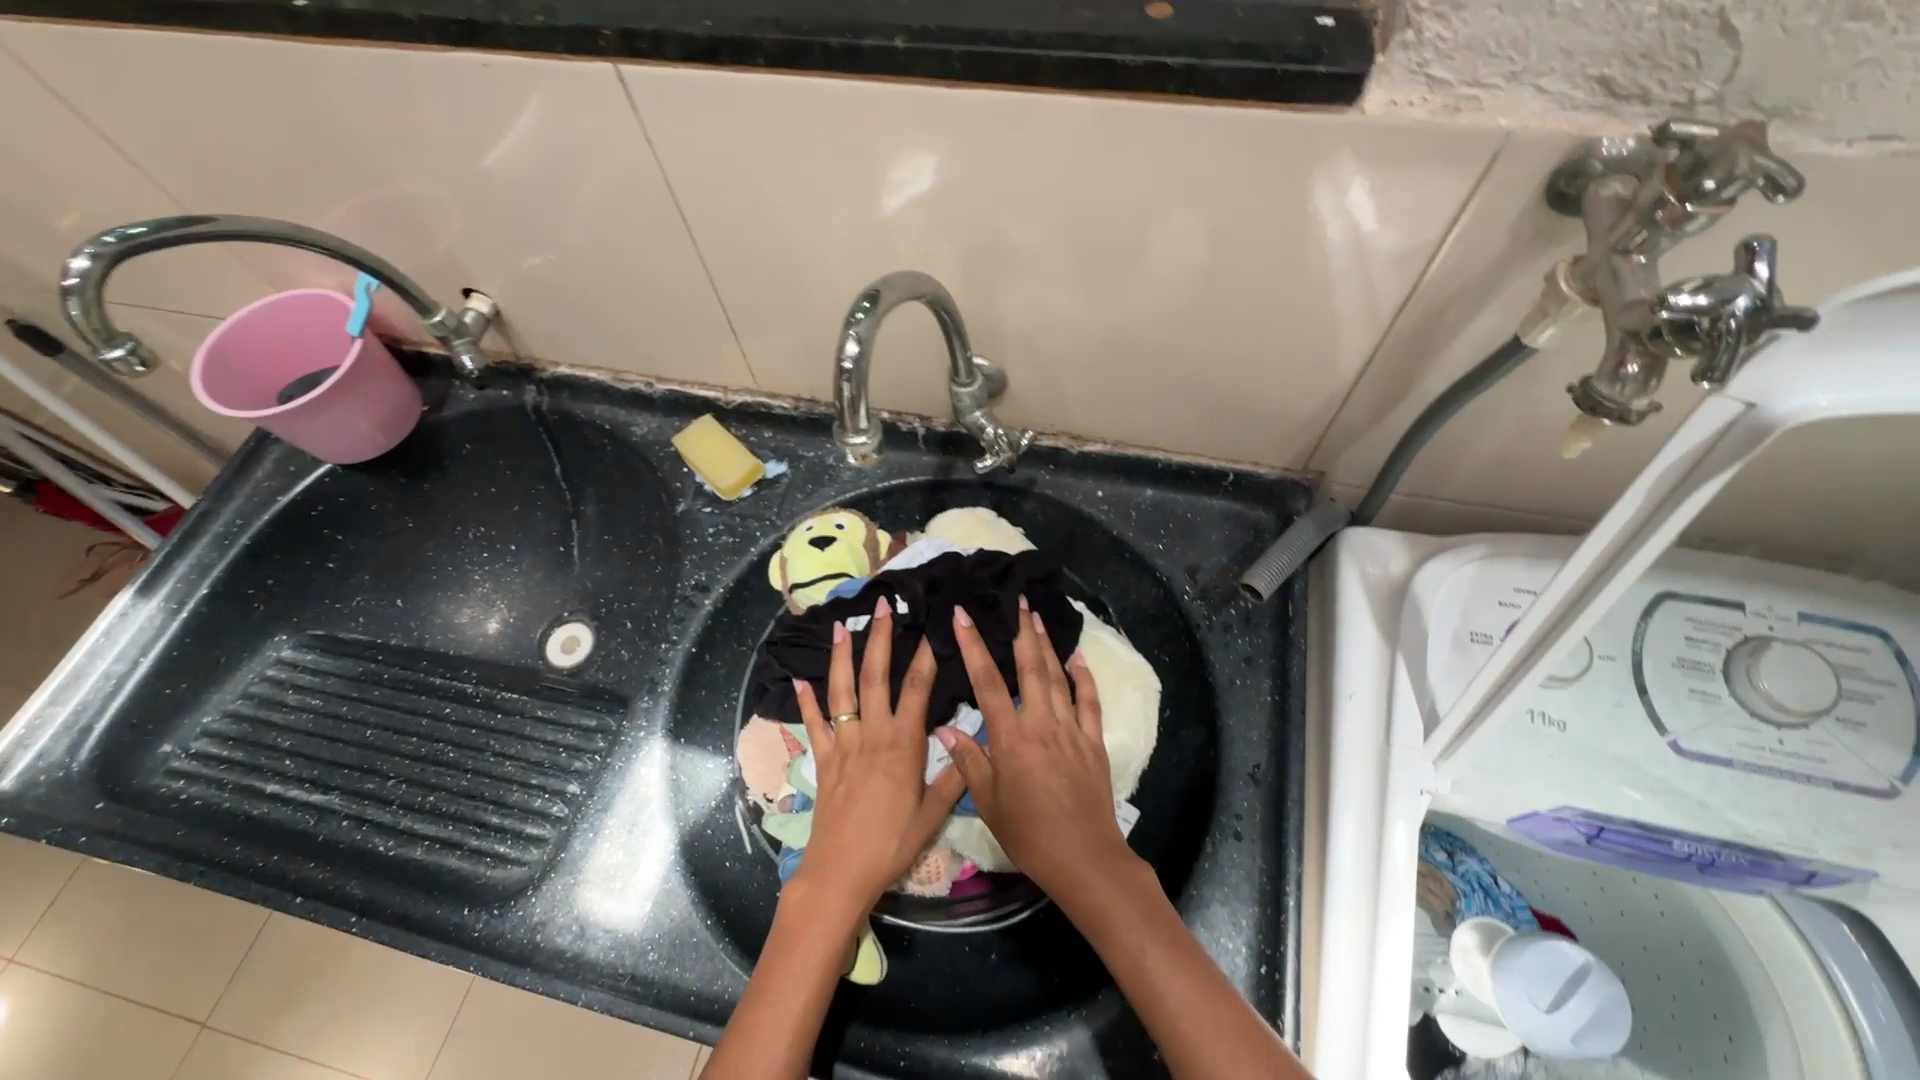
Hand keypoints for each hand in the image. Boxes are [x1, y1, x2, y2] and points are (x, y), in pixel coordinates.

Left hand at [790, 596, 966, 909]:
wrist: (841, 871)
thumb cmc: (892, 844)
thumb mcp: (932, 815)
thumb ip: (952, 778)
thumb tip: (969, 742)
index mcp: (903, 745)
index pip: (918, 690)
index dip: (925, 657)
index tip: (931, 628)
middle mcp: (872, 736)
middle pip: (875, 678)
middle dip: (880, 639)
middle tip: (882, 606)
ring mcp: (843, 746)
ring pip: (841, 693)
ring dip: (841, 658)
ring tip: (841, 627)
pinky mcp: (822, 762)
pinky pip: (814, 726)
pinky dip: (806, 703)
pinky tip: (800, 681)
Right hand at [937, 598, 1138, 896]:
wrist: (1084, 858)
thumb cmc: (1029, 835)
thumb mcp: (990, 804)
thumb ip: (969, 762)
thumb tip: (945, 728)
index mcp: (1012, 740)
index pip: (988, 684)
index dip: (974, 647)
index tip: (962, 617)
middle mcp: (1043, 726)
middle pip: (1030, 669)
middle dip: (1020, 632)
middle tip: (1016, 601)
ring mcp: (1072, 731)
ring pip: (1059, 679)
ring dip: (1048, 646)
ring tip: (1038, 618)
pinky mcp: (1094, 743)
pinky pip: (1089, 703)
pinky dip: (1084, 679)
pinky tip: (1078, 659)